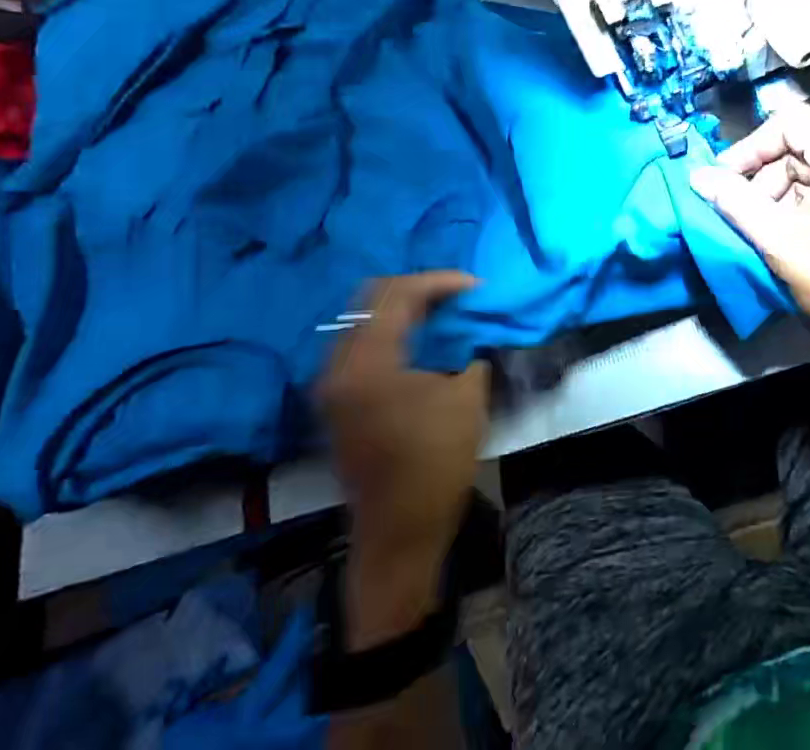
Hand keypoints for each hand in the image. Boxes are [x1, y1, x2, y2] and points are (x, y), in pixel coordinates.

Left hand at [318, 272, 489, 646]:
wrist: (400, 527)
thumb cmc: (437, 462)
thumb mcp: (467, 397)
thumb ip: (469, 352)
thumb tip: (472, 330)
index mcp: (367, 362)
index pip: (397, 295)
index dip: (440, 282)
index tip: (476, 287)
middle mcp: (338, 366)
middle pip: (372, 301)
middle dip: (419, 291)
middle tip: (460, 296)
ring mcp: (332, 385)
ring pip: (365, 322)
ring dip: (405, 312)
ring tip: (447, 315)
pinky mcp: (339, 400)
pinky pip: (363, 346)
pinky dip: (394, 334)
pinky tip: (425, 342)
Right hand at [689, 103, 809, 378]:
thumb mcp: (786, 244)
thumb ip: (737, 204)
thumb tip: (698, 177)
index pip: (789, 123)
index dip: (748, 150)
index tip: (721, 183)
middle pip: (807, 143)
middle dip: (768, 177)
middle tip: (744, 216)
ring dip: (789, 193)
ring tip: (769, 232)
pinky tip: (798, 234)